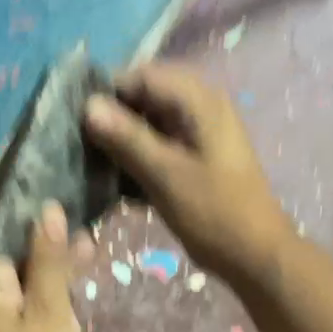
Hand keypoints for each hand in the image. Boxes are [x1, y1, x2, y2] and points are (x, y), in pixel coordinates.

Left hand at [0, 200, 86, 331]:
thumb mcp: (50, 309)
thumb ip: (48, 259)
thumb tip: (49, 210)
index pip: (3, 241)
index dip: (38, 230)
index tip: (69, 219)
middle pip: (13, 261)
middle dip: (49, 251)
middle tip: (88, 239)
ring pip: (21, 283)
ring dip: (52, 272)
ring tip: (89, 253)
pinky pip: (22, 304)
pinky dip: (45, 296)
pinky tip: (73, 286)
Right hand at [84, 63, 288, 286]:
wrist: (254, 256)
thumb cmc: (213, 212)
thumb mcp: (164, 174)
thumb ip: (126, 137)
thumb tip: (89, 105)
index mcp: (200, 102)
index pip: (144, 76)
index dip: (109, 92)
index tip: (78, 121)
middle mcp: (202, 108)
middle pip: (146, 97)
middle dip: (114, 118)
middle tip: (83, 144)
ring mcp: (200, 134)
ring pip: (151, 123)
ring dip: (123, 141)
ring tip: (94, 165)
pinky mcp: (196, 159)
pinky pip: (160, 146)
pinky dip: (138, 158)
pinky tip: (118, 183)